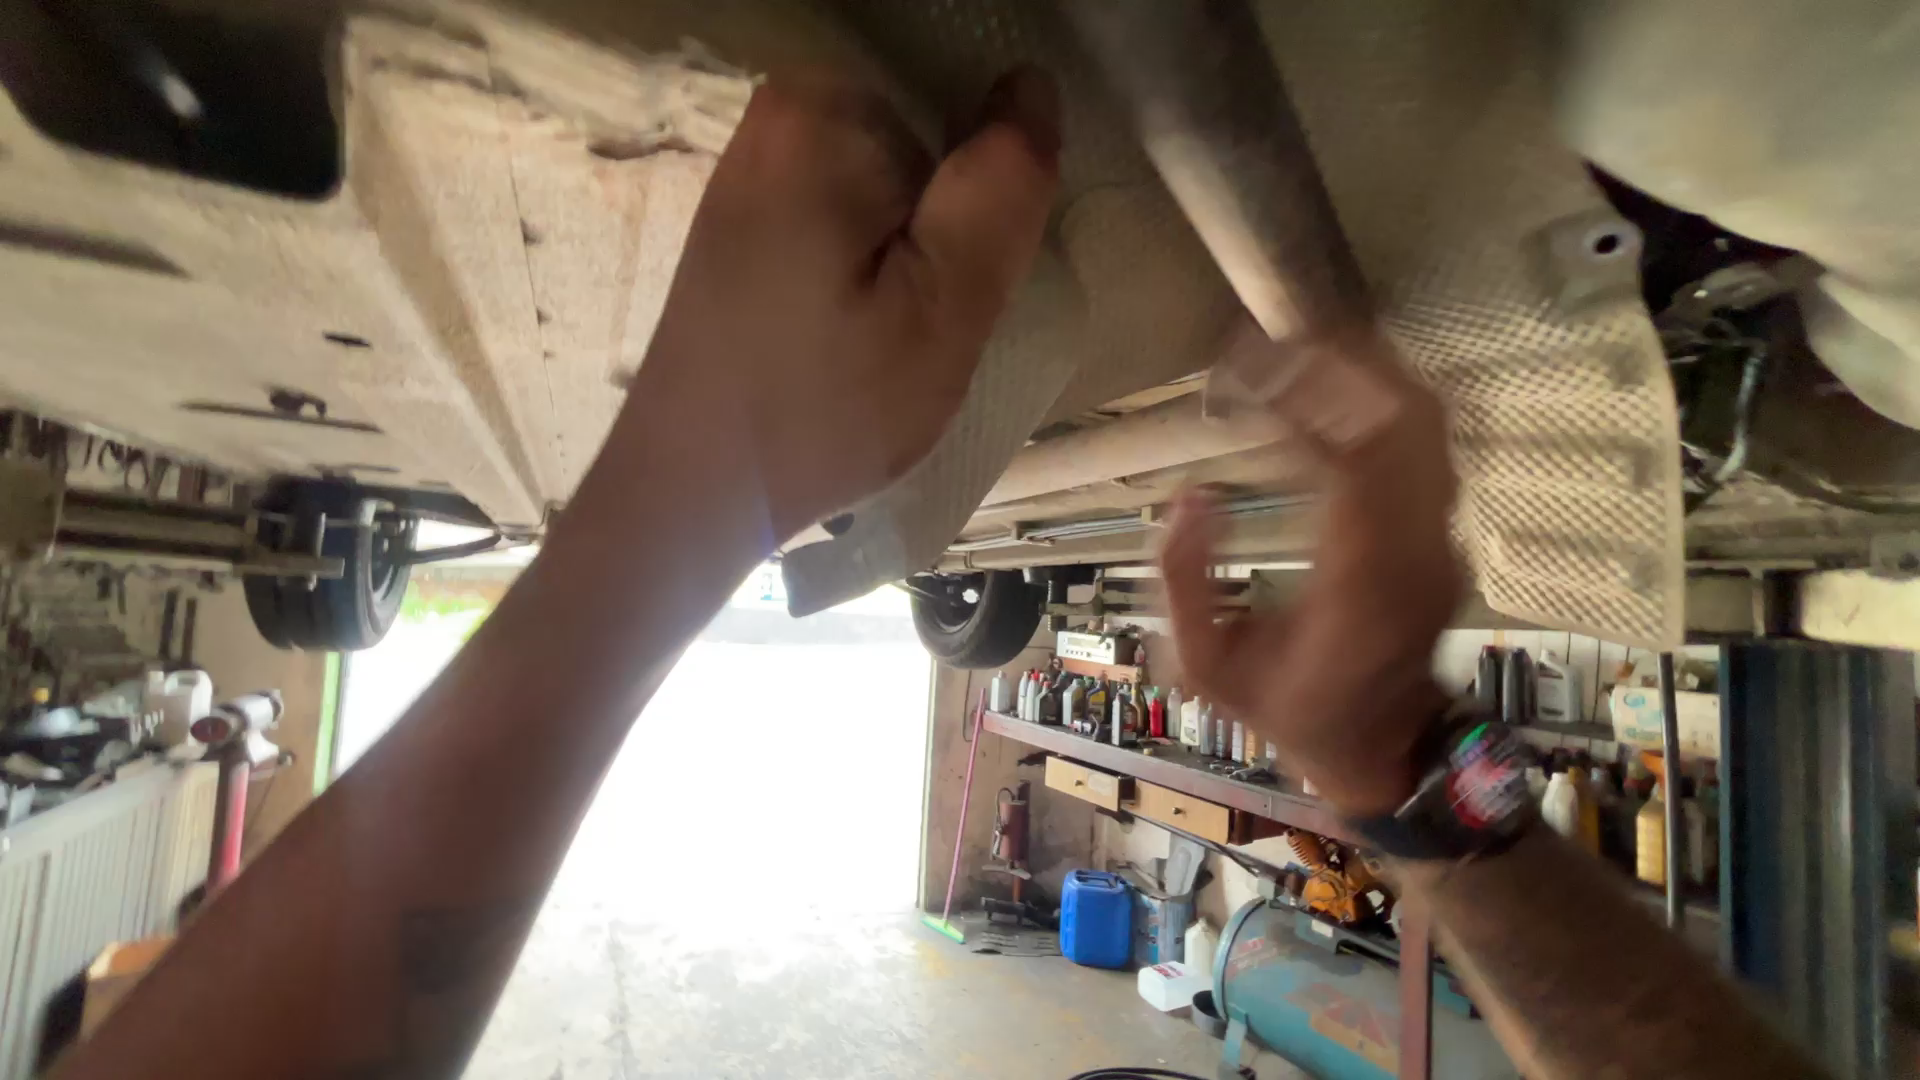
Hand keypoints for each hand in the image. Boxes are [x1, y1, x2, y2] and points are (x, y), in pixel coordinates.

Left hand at [638, 68, 1059, 541]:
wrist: (697, 489)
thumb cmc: (822, 412)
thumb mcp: (942, 312)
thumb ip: (998, 193)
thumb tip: (1029, 89)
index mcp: (824, 116)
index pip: (962, 122)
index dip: (978, 217)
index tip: (945, 298)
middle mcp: (774, 121)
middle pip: (921, 158)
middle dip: (935, 242)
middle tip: (911, 331)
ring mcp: (751, 176)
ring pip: (885, 201)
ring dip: (901, 270)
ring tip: (872, 345)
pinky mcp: (744, 229)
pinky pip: (844, 230)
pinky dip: (863, 281)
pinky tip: (840, 341)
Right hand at [1160, 334, 1463, 814]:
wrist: (1385, 746)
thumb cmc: (1287, 709)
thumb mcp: (1207, 667)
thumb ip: (1185, 583)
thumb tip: (1190, 495)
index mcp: (1356, 587)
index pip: (1348, 463)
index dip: (1301, 402)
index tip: (1243, 370)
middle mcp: (1416, 552)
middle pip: (1404, 424)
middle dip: (1338, 367)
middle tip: (1272, 343)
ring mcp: (1443, 540)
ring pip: (1428, 424)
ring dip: (1368, 373)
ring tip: (1302, 346)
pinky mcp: (1446, 533)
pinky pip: (1430, 444)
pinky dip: (1388, 398)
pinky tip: (1343, 380)